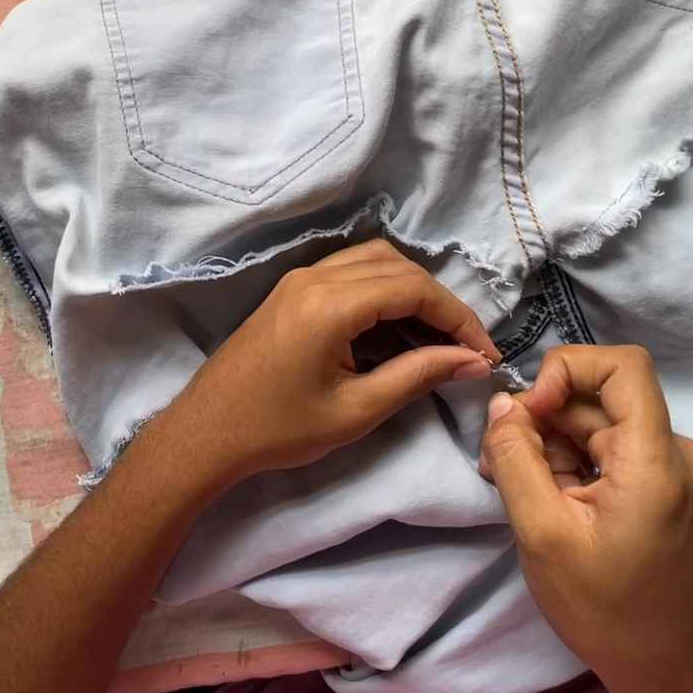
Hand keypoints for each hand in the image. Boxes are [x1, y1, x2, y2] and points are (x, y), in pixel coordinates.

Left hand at [163, 239, 498, 482]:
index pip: (414, 288)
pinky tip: (393, 330)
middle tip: (462, 348)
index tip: (483, 353)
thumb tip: (472, 360)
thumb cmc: (279, 429)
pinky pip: (348, 273)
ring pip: (372, 262)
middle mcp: (314, 278)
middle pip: (396, 266)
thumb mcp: (356, 410)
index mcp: (329, 304)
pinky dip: (380, 291)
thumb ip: (417, 376)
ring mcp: (298, 280)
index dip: (458, 317)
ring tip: (433, 339)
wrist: (208, 431)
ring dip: (410, 292)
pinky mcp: (291, 291)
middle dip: (438, 302)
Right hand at [478, 345, 692, 692]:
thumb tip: (501, 405)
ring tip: (518, 488)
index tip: (531, 412)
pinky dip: (565, 461)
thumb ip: (515, 458)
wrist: (666, 668)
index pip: (623, 366)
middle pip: (593, 400)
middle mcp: (674, 453)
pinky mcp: (660, 483)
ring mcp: (670, 468)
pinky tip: (542, 495)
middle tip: (499, 464)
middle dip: (539, 420)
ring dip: (547, 444)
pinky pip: (602, 448)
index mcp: (656, 462)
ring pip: (591, 423)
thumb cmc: (605, 608)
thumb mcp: (542, 533)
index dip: (566, 369)